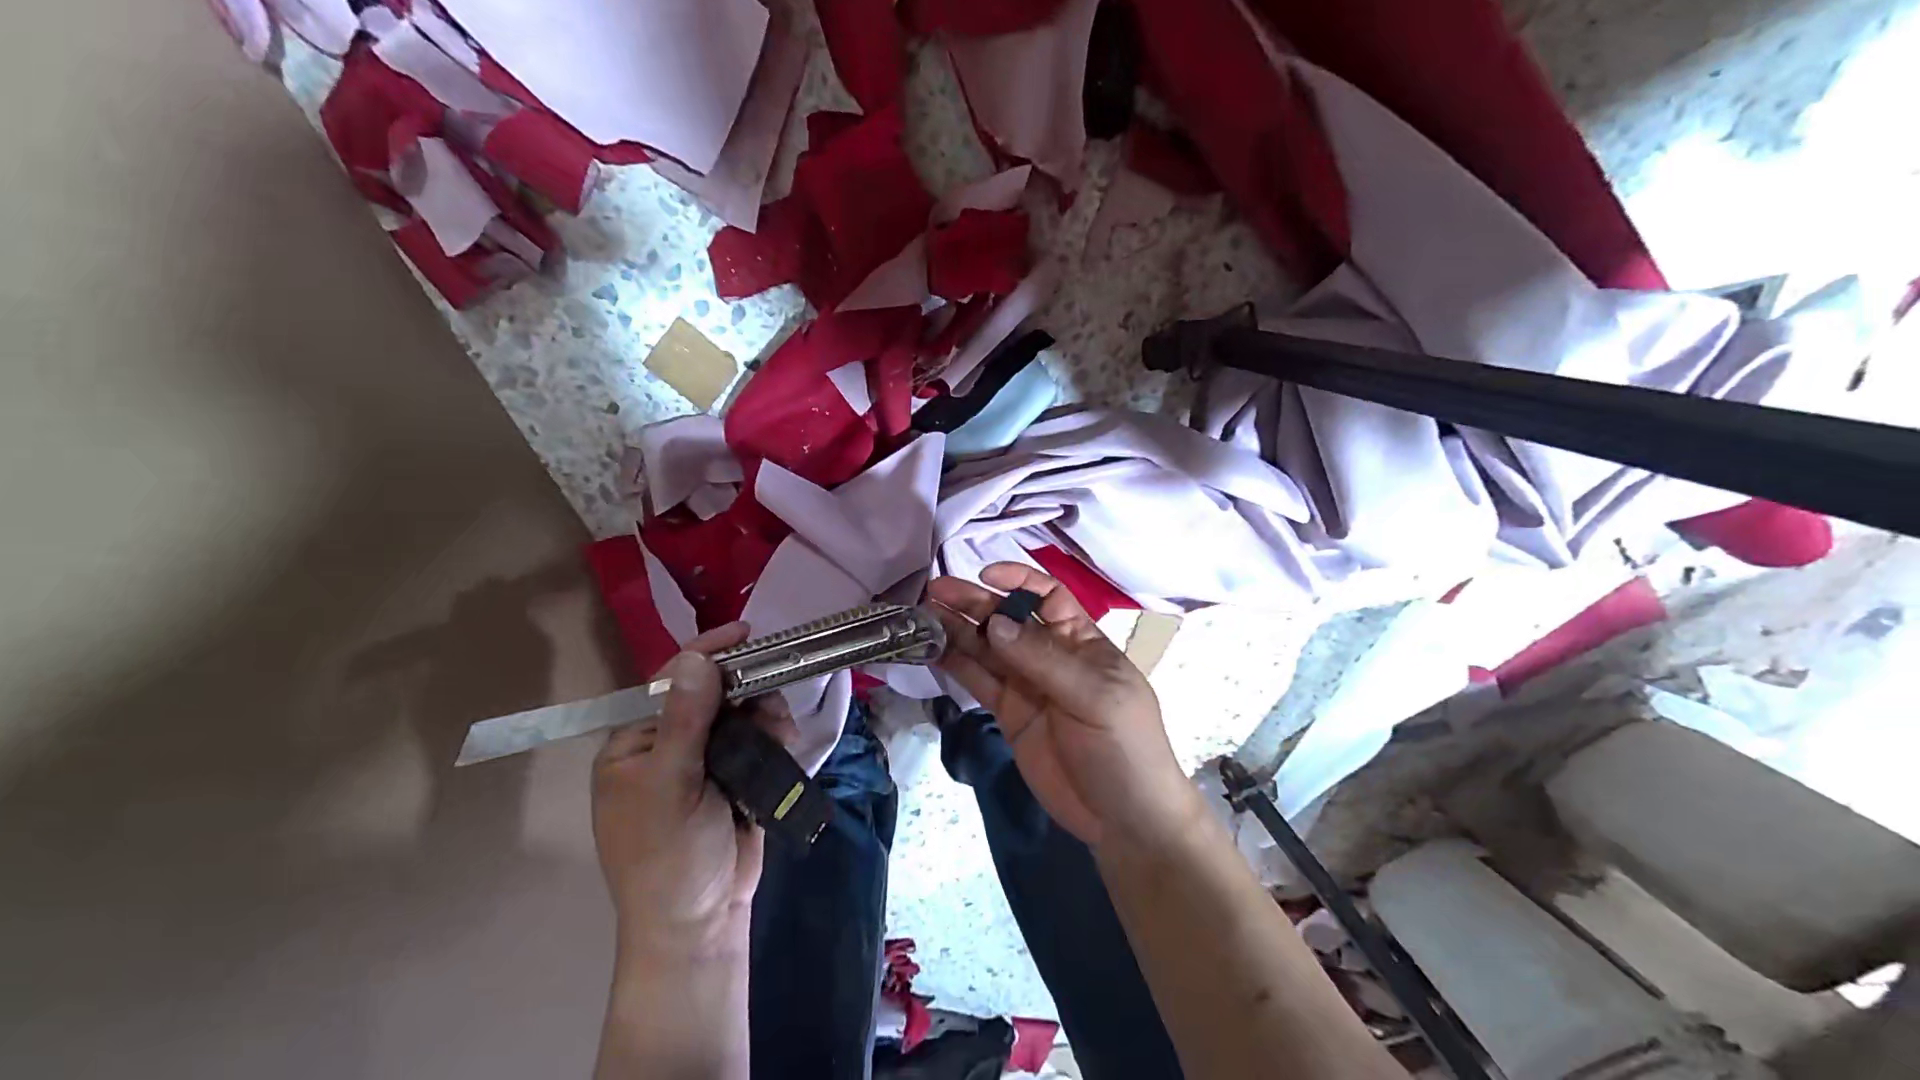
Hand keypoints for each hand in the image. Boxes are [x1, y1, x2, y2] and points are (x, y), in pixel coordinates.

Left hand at [592, 622, 792, 955]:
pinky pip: (758, 741)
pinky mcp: (735, 778)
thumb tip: (697, 657)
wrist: (701, 924)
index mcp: (635, 745)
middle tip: (774, 697)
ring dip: (764, 715)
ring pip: (741, 717)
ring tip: (782, 730)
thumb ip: (686, 721)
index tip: (744, 633)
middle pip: (712, 696)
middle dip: (745, 691)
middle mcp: (668, 747)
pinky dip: (774, 736)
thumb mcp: (671, 786)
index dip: (706, 654)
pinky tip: (785, 741)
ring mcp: (704, 763)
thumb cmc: (669, 857)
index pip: (670, 684)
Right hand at [927, 563, 1204, 851]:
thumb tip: (994, 623)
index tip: (984, 575)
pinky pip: (978, 681)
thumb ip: (1042, 659)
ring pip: (986, 649)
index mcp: (1081, 640)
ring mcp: (1027, 685)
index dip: (1017, 581)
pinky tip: (930, 649)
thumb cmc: (1124, 746)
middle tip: (934, 592)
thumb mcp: (1094, 696)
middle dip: (973, 603)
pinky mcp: (1008, 714)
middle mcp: (1050, 655)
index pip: (1048, 596)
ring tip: (921, 616)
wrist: (1123, 819)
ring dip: (956, 630)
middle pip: (1007, 620)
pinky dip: (954, 665)